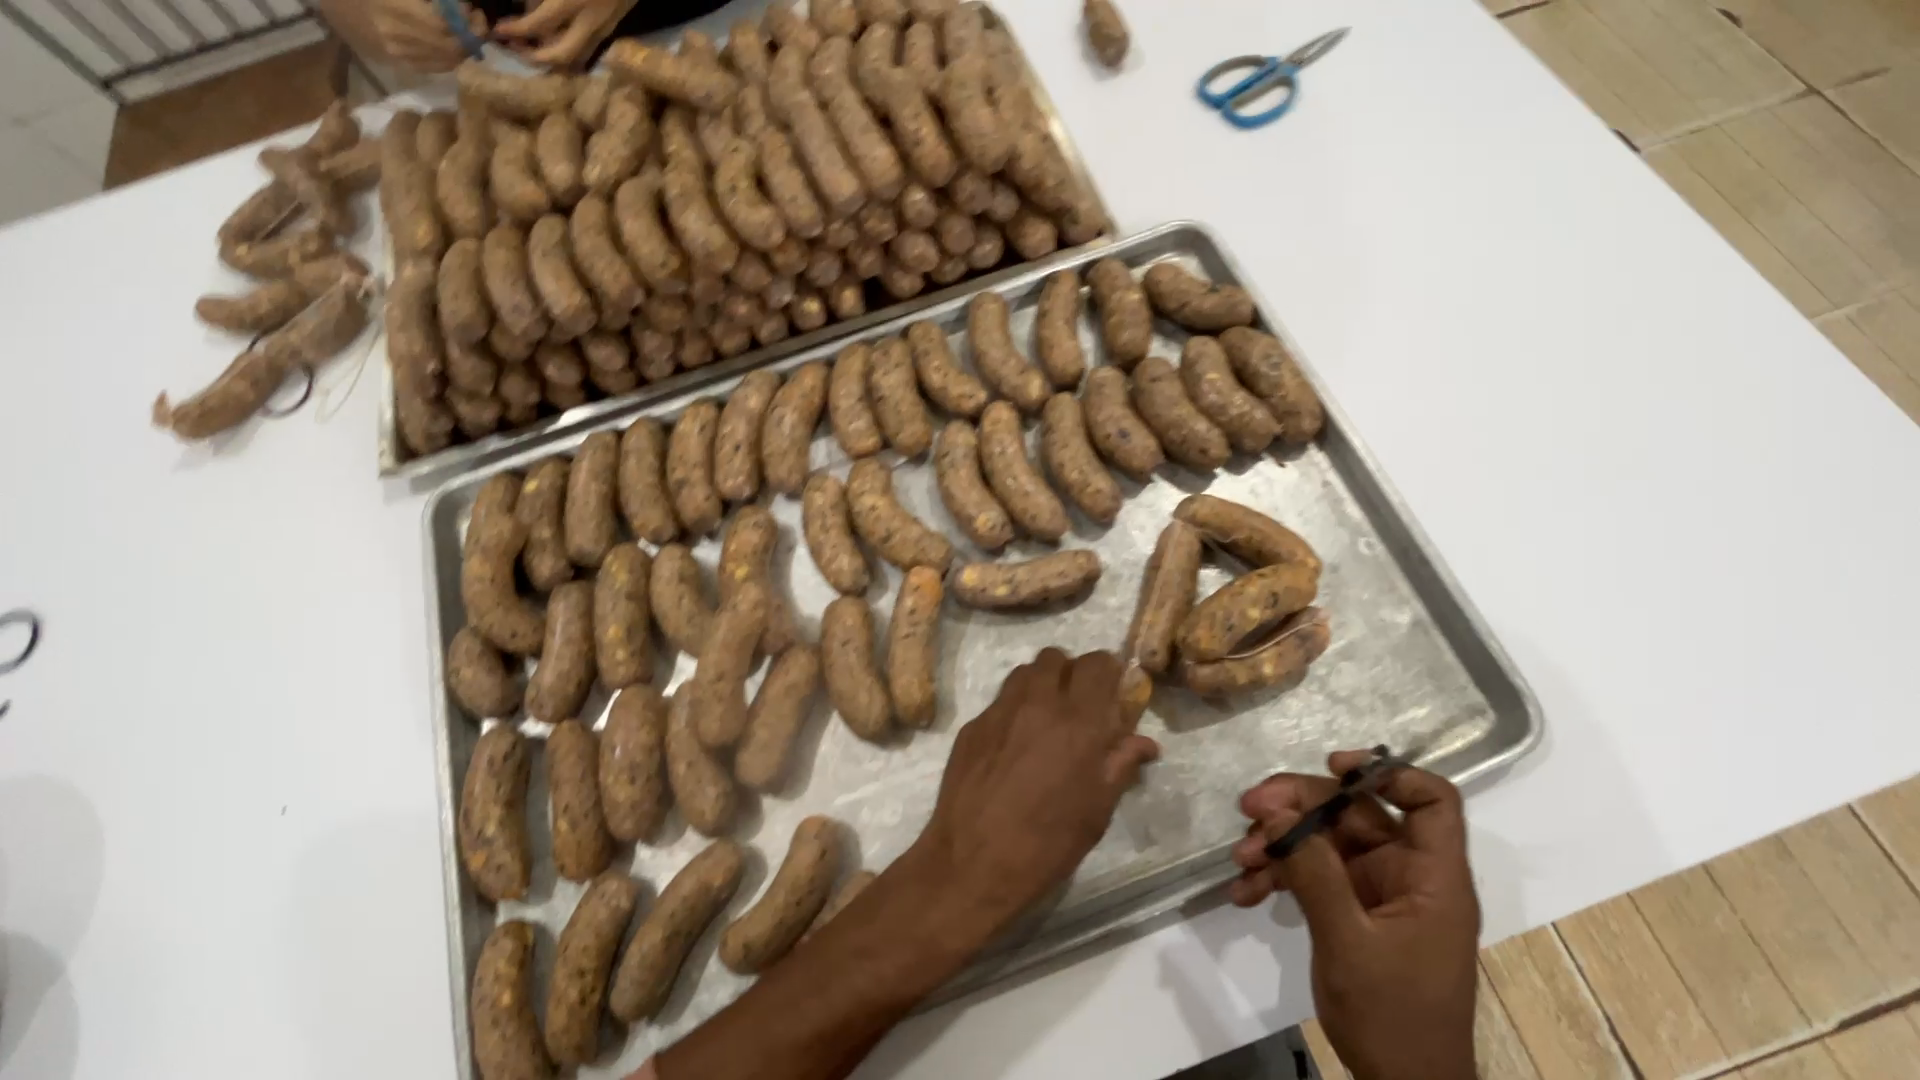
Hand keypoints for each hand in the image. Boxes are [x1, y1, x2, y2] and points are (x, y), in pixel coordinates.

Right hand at [366, 0, 484, 71]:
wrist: (340, 2)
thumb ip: (435, 1)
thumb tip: (460, 9)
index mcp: (394, 7)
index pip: (442, 25)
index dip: (465, 21)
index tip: (473, 11)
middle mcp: (396, 35)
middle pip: (449, 46)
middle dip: (470, 36)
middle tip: (476, 22)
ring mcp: (398, 53)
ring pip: (447, 59)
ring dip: (464, 47)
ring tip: (467, 31)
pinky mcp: (400, 63)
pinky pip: (437, 66)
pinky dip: (452, 57)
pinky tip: (455, 44)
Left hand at [494, 0, 637, 69]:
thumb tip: (525, 5)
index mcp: (570, 0)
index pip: (538, 24)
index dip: (516, 30)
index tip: (499, 30)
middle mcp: (589, 20)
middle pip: (562, 55)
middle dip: (537, 57)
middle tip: (517, 49)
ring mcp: (605, 26)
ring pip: (578, 57)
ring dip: (556, 58)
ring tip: (535, 50)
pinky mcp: (613, 25)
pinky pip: (589, 46)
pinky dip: (571, 49)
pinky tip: (558, 41)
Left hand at [910, 649, 1158, 934]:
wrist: (973, 863)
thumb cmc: (1047, 843)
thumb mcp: (1097, 809)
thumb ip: (1119, 765)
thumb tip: (1144, 743)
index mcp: (1078, 722)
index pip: (1098, 663)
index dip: (1108, 671)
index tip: (1112, 693)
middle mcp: (1037, 704)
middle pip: (1056, 657)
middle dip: (1072, 673)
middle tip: (1079, 706)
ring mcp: (998, 712)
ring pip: (1024, 673)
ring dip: (1041, 685)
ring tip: (1046, 721)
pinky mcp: (971, 727)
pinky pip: (999, 702)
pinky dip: (1013, 712)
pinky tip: (1013, 748)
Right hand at [1230, 751, 1479, 1079]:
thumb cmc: (1393, 1016)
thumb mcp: (1349, 942)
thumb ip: (1315, 874)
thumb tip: (1277, 815)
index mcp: (1432, 877)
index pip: (1431, 801)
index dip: (1387, 772)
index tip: (1330, 767)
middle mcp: (1407, 875)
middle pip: (1356, 814)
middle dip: (1299, 808)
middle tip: (1248, 808)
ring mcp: (1378, 894)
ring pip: (1326, 842)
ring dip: (1279, 843)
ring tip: (1239, 860)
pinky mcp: (1353, 913)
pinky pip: (1314, 876)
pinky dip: (1280, 877)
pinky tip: (1245, 891)